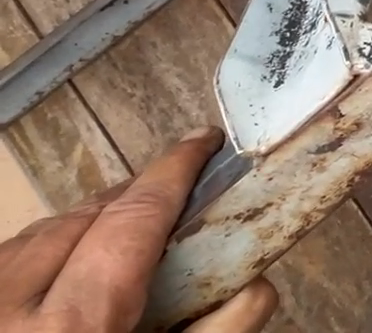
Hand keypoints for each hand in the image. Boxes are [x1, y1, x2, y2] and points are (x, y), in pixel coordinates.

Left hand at [0, 129, 276, 332]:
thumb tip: (262, 281)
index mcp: (70, 327)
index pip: (135, 214)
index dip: (175, 167)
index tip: (204, 141)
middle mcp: (1, 313)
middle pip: (77, 219)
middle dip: (128, 197)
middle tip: (172, 193)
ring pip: (24, 241)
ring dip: (74, 227)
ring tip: (111, 234)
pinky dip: (25, 259)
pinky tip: (46, 277)